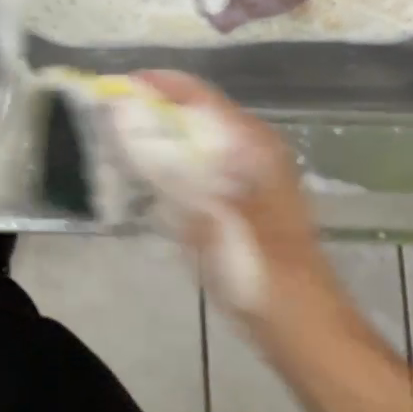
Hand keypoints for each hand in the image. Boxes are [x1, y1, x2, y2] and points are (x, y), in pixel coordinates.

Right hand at [130, 70, 342, 333]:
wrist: (305, 327)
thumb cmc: (264, 271)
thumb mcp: (215, 220)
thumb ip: (173, 173)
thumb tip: (127, 130)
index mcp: (254, 145)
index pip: (201, 96)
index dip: (158, 84)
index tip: (116, 86)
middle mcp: (251, 151)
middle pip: (194, 113)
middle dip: (151, 109)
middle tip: (107, 113)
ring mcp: (245, 176)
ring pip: (193, 139)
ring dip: (156, 136)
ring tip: (115, 138)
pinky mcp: (237, 201)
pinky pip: (194, 166)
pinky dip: (167, 164)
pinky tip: (141, 178)